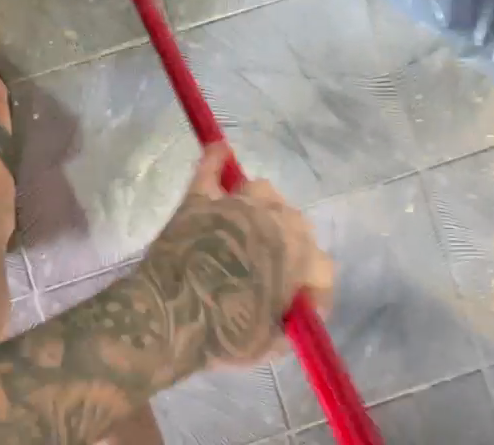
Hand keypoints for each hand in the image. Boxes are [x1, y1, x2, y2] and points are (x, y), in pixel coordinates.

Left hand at [135, 143, 334, 370]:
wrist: (171, 314)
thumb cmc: (224, 333)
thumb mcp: (271, 343)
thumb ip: (289, 321)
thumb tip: (292, 314)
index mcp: (297, 254)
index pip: (322, 267)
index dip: (314, 291)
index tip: (301, 308)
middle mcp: (272, 219)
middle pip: (294, 223)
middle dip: (290, 247)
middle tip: (272, 271)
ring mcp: (234, 204)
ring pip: (261, 191)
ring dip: (263, 208)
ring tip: (253, 227)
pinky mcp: (199, 199)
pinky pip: (210, 168)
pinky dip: (216, 159)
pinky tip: (221, 150)